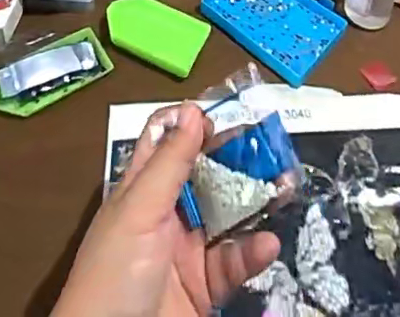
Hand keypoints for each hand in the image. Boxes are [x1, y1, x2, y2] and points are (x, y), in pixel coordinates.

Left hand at [53, 102, 280, 316]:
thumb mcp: (139, 212)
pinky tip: (267, 244)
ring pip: (225, 215)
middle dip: (235, 158)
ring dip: (254, 201)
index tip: (224, 115)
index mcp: (142, 187)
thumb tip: (193, 110)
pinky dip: (251, 252)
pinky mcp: (202, 289)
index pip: (165, 139)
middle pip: (203, 173)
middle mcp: (165, 212)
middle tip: (270, 145)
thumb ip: (169, 163)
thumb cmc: (114, 273)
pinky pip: (232, 262)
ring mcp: (184, 251)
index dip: (191, 122)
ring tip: (285, 186)